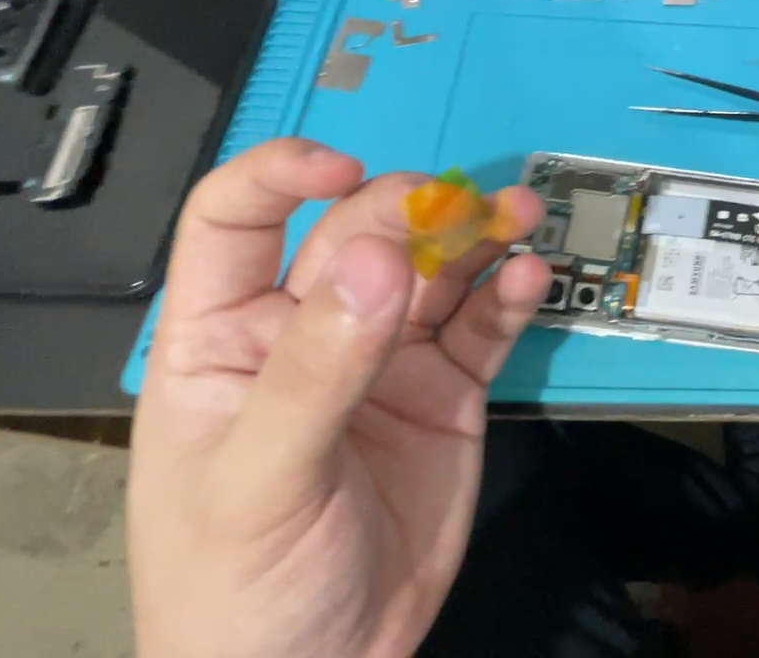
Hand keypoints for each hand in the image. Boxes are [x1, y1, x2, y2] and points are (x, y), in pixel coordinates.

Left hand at [129, 139, 551, 657]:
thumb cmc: (241, 590)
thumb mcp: (260, 482)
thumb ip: (316, 369)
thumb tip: (377, 258)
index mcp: (229, 338)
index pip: (238, 224)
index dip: (283, 177)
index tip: (346, 169)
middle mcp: (314, 330)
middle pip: (365, 235)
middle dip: (414, 211)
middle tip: (463, 212)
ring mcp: (388, 356)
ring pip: (438, 269)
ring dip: (479, 234)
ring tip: (521, 216)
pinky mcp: (448, 387)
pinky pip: (483, 324)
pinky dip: (510, 296)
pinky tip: (530, 279)